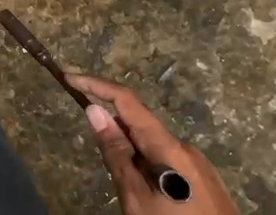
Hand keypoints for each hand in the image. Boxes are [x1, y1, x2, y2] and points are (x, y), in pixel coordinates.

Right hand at [68, 75, 236, 214]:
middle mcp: (187, 149)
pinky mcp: (207, 183)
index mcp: (170, 147)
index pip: (127, 100)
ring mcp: (201, 167)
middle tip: (100, 157)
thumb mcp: (136, 197)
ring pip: (153, 146)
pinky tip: (149, 194)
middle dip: (114, 130)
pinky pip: (168, 162)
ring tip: (129, 188)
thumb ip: (116, 153)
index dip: (95, 85)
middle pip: (140, 125)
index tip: (68, 78)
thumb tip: (94, 110)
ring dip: (132, 153)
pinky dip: (148, 165)